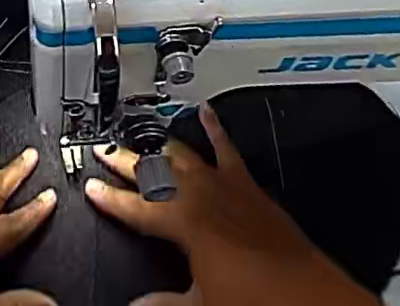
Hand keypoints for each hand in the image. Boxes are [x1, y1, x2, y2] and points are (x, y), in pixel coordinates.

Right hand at [85, 104, 379, 305]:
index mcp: (184, 223)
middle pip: (154, 171)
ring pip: (183, 155)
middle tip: (105, 151)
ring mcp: (223, 184)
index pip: (136, 207)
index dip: (110, 198)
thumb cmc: (255, 301)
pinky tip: (207, 112)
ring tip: (141, 134)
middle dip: (126, 161)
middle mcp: (200, 195)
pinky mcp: (246, 183)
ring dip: (160, 146)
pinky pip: (226, 148)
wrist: (307, 296)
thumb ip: (164, 302)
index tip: (91, 187)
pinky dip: (215, 128)